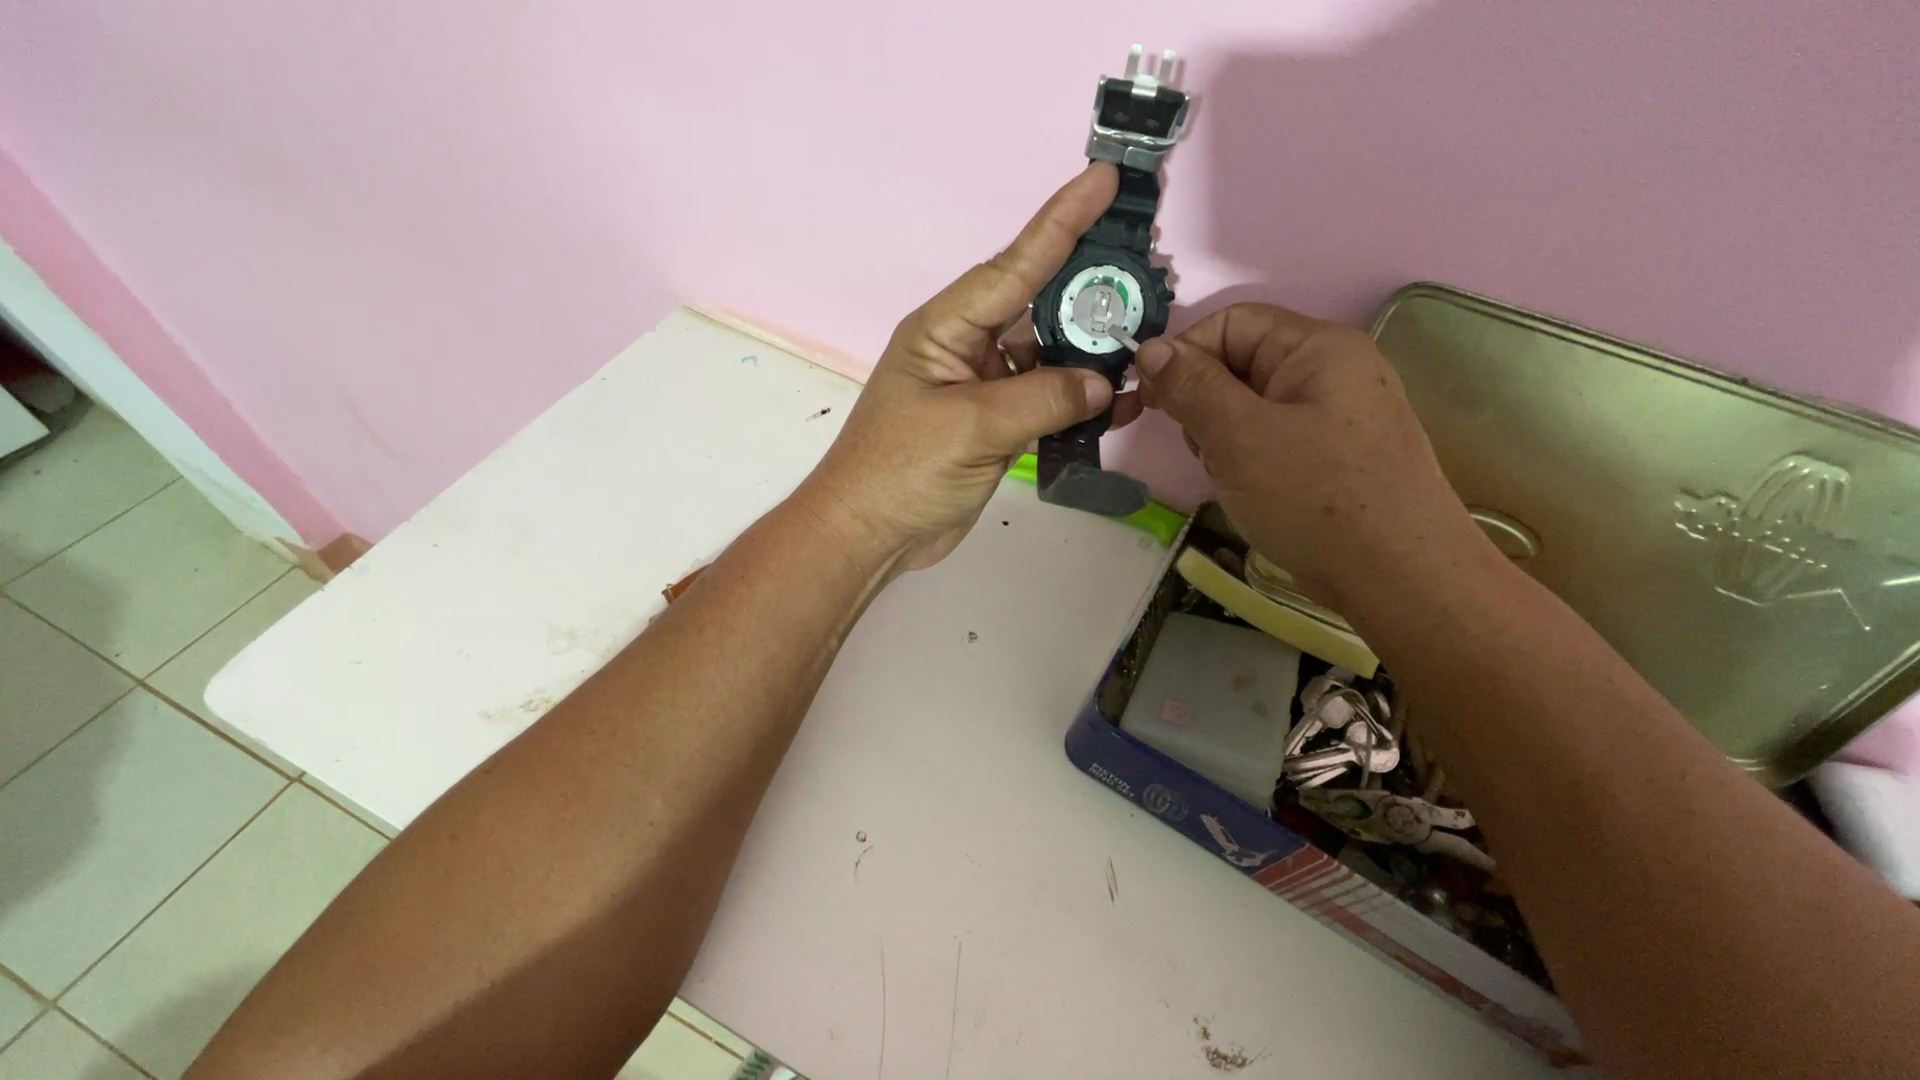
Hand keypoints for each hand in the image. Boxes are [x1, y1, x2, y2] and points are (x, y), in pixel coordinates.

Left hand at [800, 165, 1141, 571]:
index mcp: (946, 329)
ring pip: (1050, 355)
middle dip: (1091, 287)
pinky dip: (1085, 403)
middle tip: (1150, 265)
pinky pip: (1050, 401)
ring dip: (1095, 350)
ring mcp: (985, 389)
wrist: (871, 535)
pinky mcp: (999, 426)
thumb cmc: (901, 470)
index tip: (1103, 180)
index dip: (1060, 222)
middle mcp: (967, 348)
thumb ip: (1042, 399)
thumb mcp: (971, 427)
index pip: (1012, 266)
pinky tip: (1125, 402)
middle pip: (1039, 305)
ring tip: (1150, 334)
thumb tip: (1104, 383)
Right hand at [1136, 303, 1496, 614]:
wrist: (1400, 577)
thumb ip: (1191, 387)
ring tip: (1237, 481)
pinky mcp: (1334, 456)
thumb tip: (1150, 349)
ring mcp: (1336, 416)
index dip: (1184, 354)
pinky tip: (1256, 496)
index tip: (1152, 401)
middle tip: (1208, 452)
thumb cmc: (1316, 499)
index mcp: (1316, 348)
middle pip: (1238, 366)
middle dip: (1205, 407)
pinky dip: (1250, 463)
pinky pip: (1272, 442)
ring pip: (1249, 410)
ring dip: (1225, 442)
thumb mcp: (1239, 437)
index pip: (1231, 323)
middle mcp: (1331, 371)